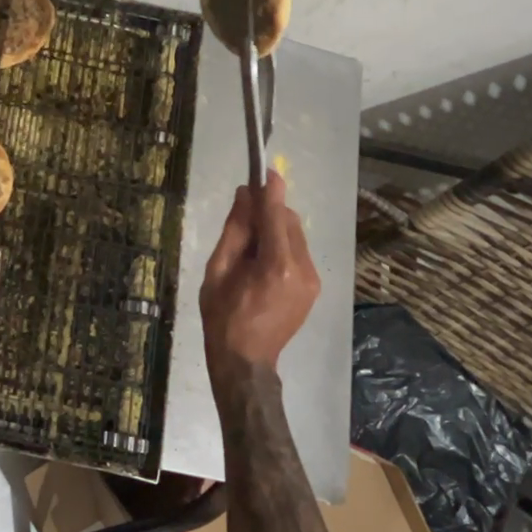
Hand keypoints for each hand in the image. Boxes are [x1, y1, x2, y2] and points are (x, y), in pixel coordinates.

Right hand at [200, 170, 320, 376]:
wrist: (246, 360)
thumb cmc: (222, 317)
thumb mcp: (217, 271)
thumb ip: (235, 232)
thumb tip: (244, 198)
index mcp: (277, 266)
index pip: (276, 217)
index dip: (271, 193)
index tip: (267, 170)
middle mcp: (304, 269)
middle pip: (290, 223)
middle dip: (269, 212)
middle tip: (241, 214)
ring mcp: (313, 280)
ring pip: (295, 238)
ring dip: (274, 230)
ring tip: (247, 244)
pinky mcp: (313, 287)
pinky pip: (298, 254)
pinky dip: (280, 247)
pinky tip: (259, 260)